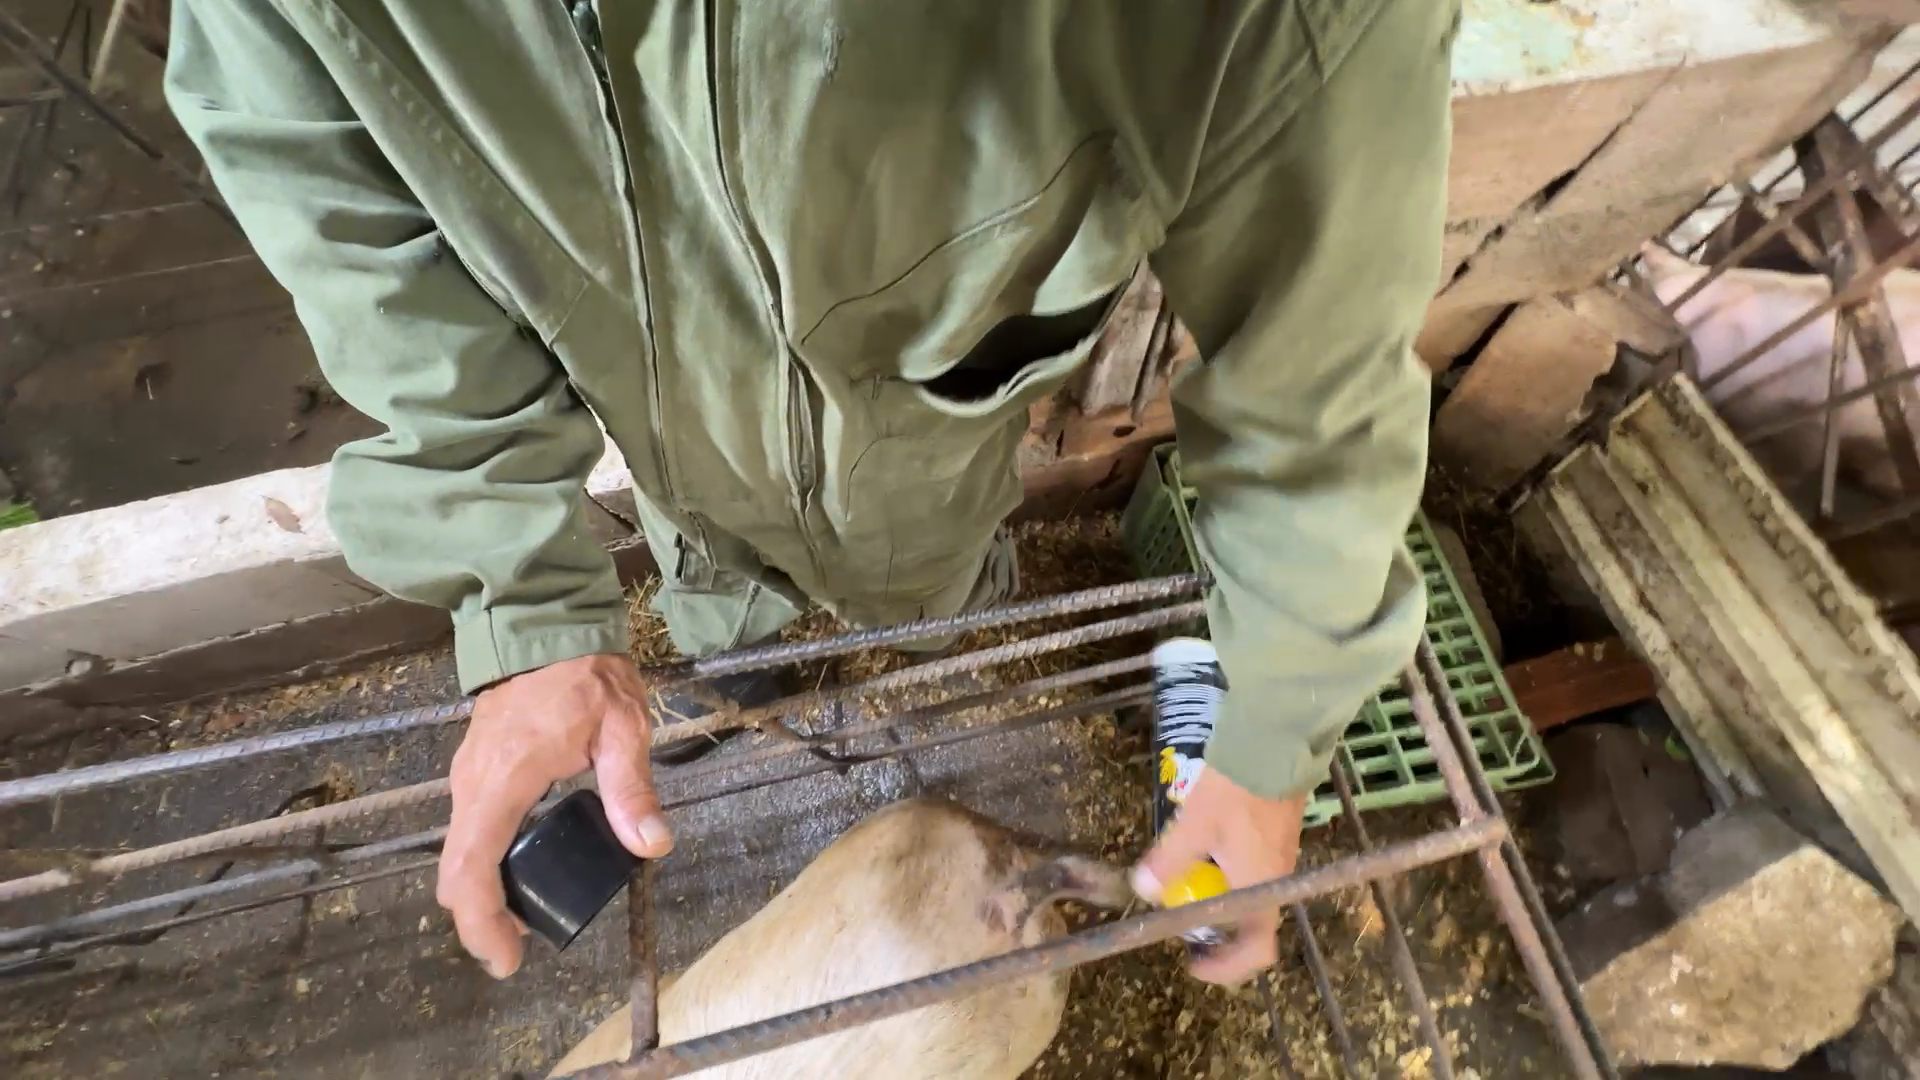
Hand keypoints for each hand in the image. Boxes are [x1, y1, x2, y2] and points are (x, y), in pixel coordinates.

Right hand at [438, 653, 671, 978]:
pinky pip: (470, 825)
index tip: (508, 958)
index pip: (472, 869)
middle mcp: (472, 783)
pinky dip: (485, 858)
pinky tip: (522, 863)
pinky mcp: (476, 764)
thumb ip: (632, 788)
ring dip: (482, 889)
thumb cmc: (588, 675)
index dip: (482, 924)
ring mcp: (469, 772)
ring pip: (460, 848)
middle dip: (481, 917)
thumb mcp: (623, 729)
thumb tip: (653, 844)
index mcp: (504, 780)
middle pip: (457, 869)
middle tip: (520, 945)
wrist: (549, 628)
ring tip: (525, 913)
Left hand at [1132, 766, 1304, 984]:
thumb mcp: (1194, 824)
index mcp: (1259, 889)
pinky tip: (1202, 850)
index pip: (1255, 951)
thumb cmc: (1234, 790)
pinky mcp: (1276, 836)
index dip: (1226, 967)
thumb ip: (1169, 859)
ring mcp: (1280, 859)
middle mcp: (1276, 882)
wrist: (1273, 744)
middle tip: (1178, 917)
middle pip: (1249, 924)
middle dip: (1213, 928)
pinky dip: (1226, 873)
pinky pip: (1251, 870)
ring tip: (1183, 882)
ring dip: (1217, 897)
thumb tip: (1143, 890)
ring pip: (1248, 894)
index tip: (1193, 963)